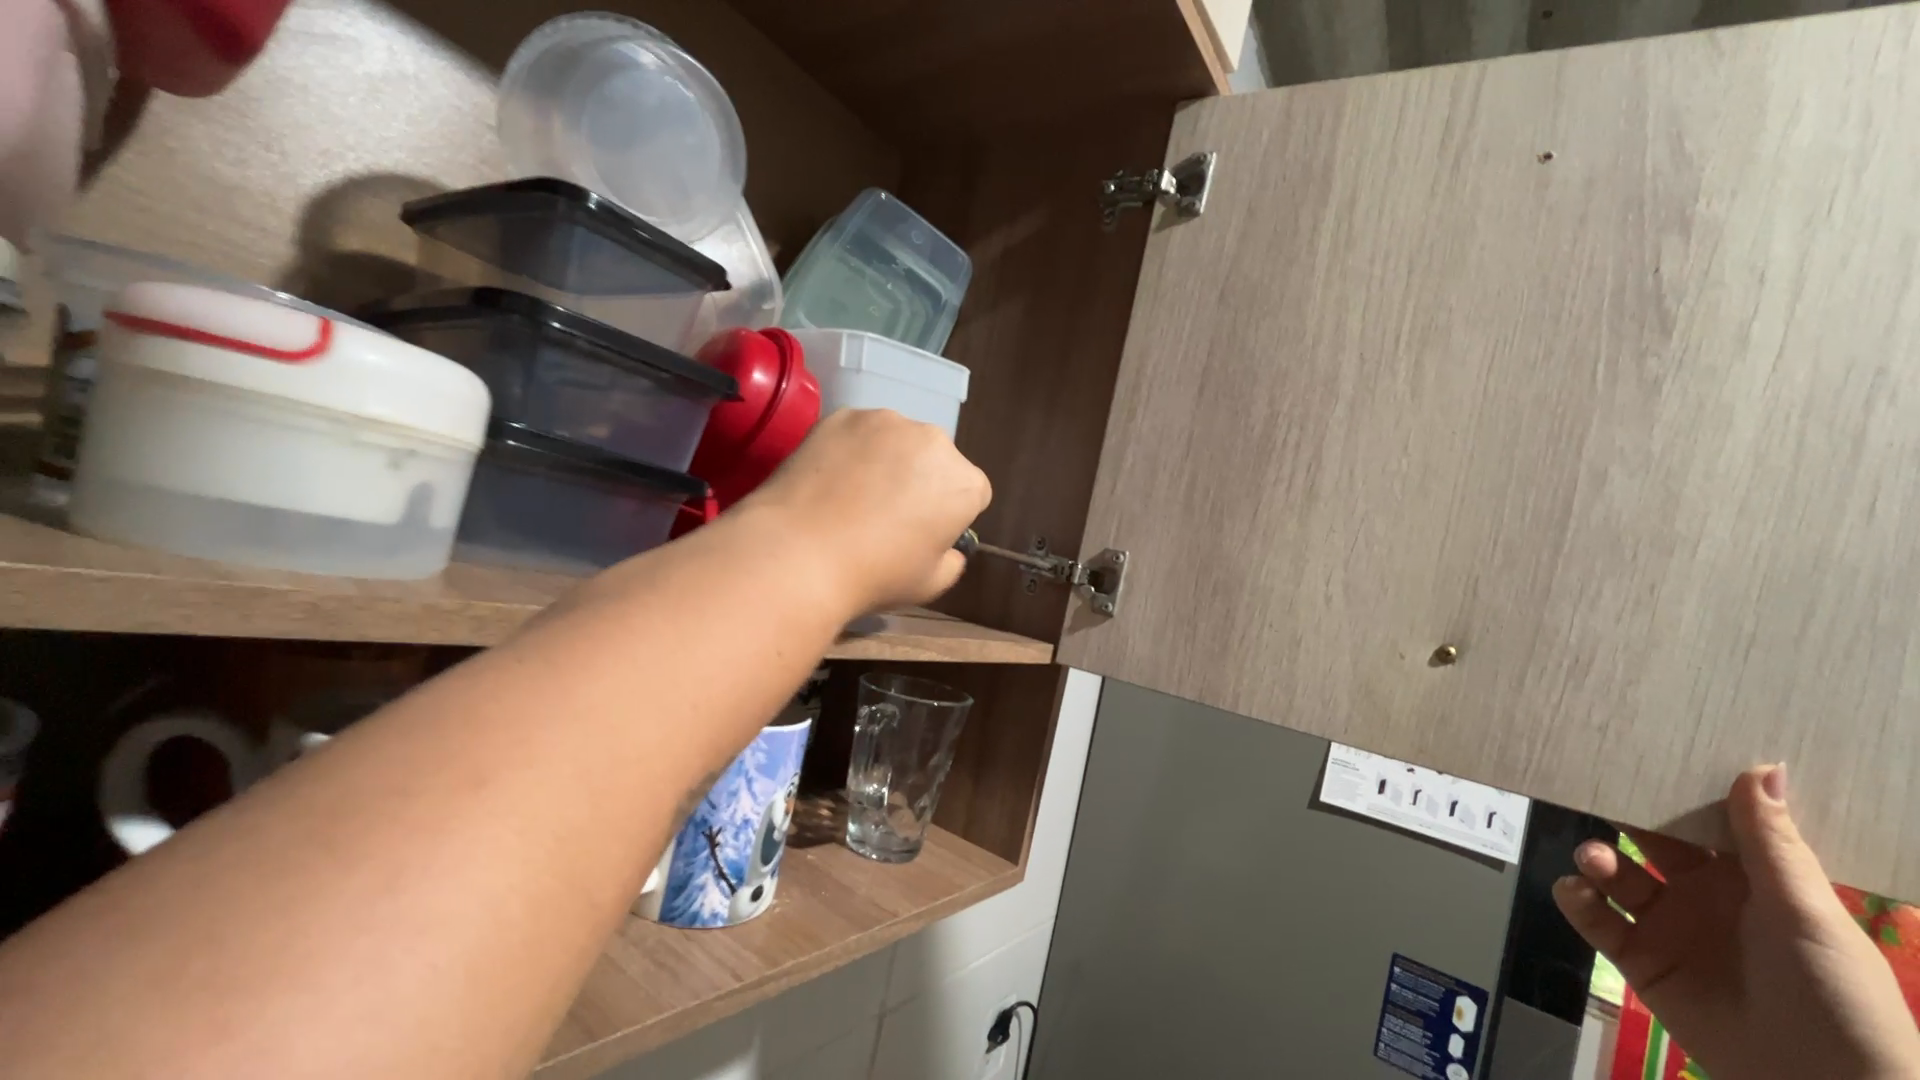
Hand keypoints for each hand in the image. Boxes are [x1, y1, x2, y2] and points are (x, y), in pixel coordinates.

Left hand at [738, 409, 990, 614]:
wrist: (800, 552)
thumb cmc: (874, 574)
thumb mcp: (930, 585)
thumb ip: (951, 561)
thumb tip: (947, 548)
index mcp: (965, 482)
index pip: (971, 492)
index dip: (949, 514)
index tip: (923, 532)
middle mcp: (934, 441)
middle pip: (935, 460)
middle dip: (920, 479)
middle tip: (885, 513)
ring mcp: (887, 421)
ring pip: (896, 441)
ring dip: (885, 460)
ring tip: (852, 495)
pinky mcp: (844, 415)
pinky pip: (858, 433)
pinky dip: (849, 450)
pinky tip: (828, 480)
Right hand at [1555, 766, 1919, 1079]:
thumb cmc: (1833, 993)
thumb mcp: (1807, 912)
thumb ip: (1771, 842)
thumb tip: (1763, 766)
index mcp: (1752, 879)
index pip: (1707, 822)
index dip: (1678, 792)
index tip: (1642, 756)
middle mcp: (1704, 895)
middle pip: (1650, 844)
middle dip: (1622, 820)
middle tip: (1592, 791)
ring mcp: (1667, 928)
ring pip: (1616, 877)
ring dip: (1597, 860)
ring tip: (1595, 862)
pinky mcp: (1639, 960)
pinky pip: (1597, 920)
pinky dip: (1578, 901)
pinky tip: (1578, 892)